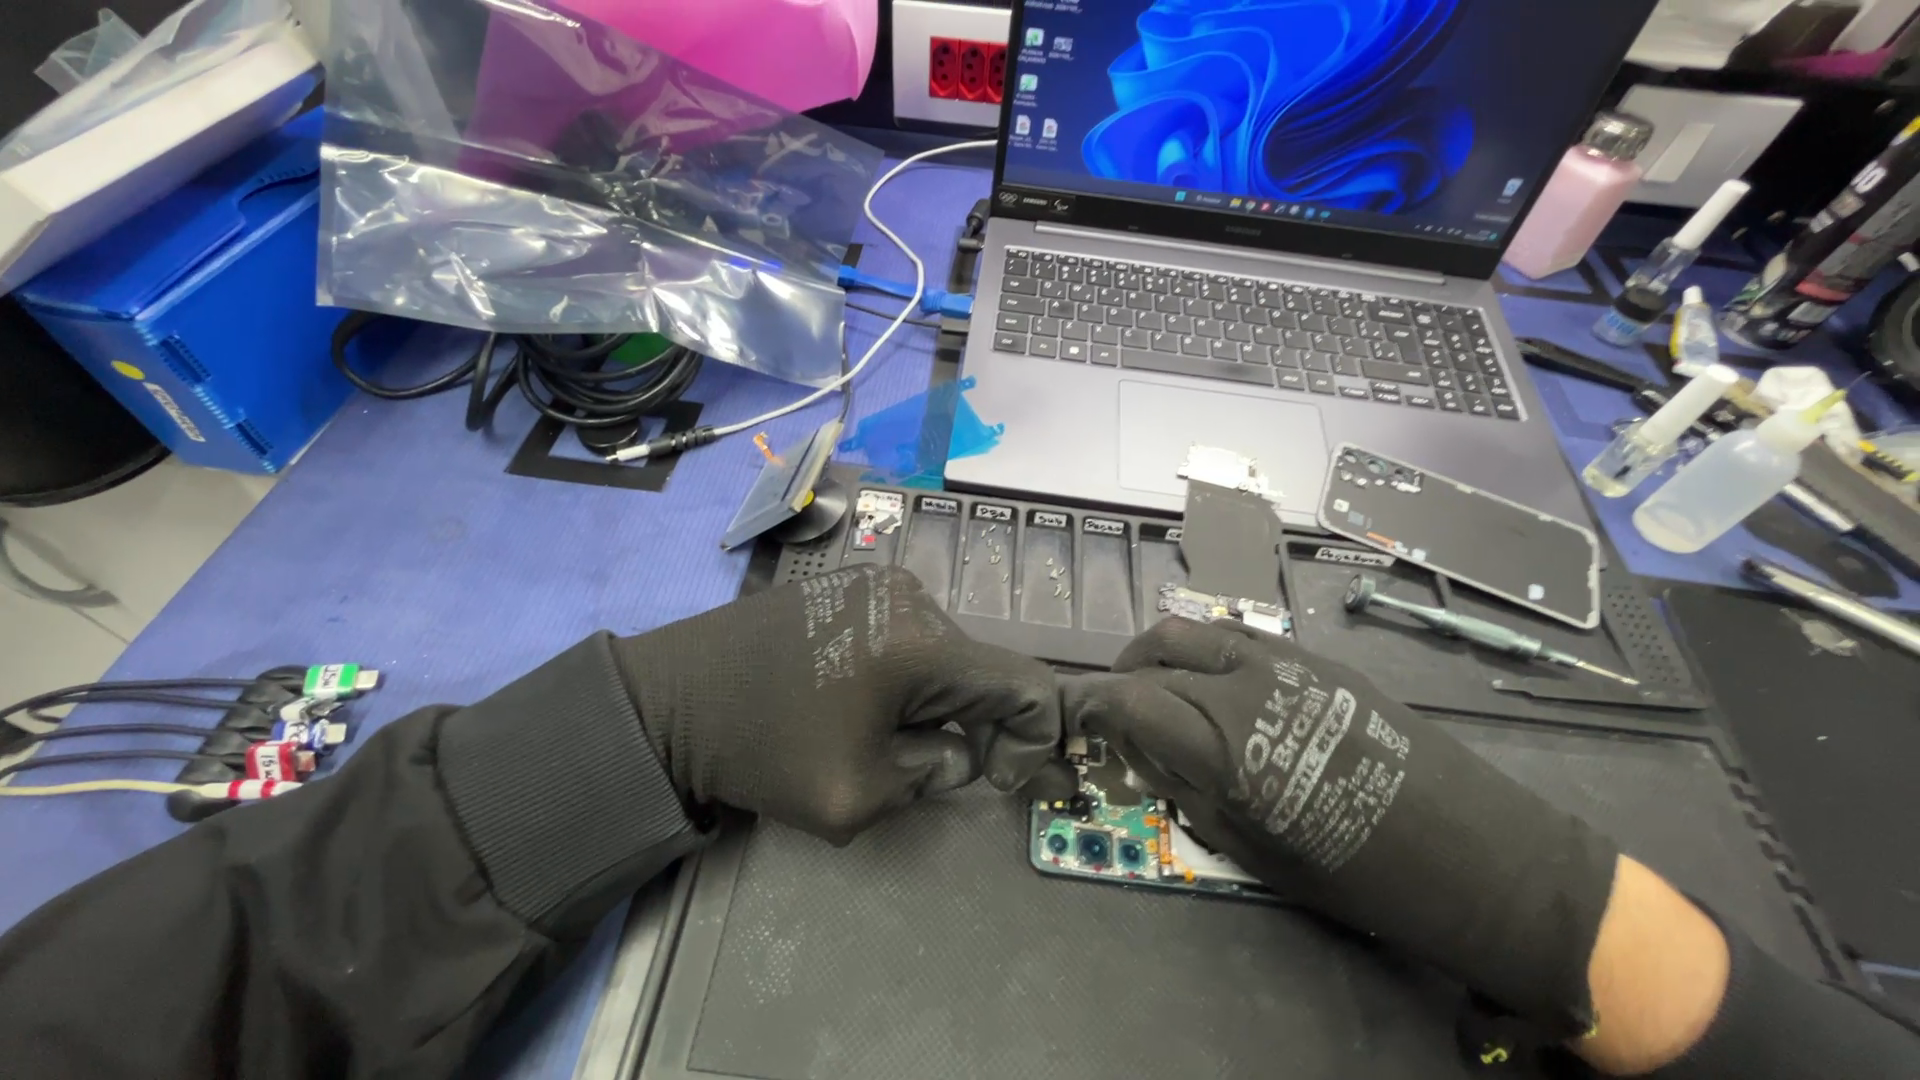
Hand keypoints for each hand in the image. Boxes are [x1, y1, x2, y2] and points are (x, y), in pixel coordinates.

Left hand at [611, 566, 1065, 844]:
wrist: (670, 700)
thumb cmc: (763, 751)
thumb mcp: (859, 797)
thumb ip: (934, 774)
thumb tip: (961, 750)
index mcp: (923, 645)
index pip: (1027, 684)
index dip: (1031, 739)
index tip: (990, 776)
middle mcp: (913, 597)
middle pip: (982, 669)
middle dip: (971, 724)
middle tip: (917, 764)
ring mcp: (877, 581)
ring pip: (943, 652)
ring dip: (932, 699)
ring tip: (871, 731)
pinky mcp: (848, 582)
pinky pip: (905, 632)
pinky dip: (902, 672)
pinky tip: (851, 696)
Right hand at [1062, 618, 1618, 1034]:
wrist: (1475, 853)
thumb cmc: (1356, 874)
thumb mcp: (1251, 847)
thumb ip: (1184, 788)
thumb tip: (1141, 749)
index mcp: (1224, 745)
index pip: (1128, 701)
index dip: (1091, 704)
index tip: (1076, 715)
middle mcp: (1246, 687)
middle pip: (1154, 654)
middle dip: (1120, 678)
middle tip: (1113, 708)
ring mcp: (1284, 664)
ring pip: (1194, 632)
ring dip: (1159, 654)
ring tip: (1155, 686)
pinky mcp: (1317, 660)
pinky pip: (1238, 639)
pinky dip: (1205, 653)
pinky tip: (1214, 685)